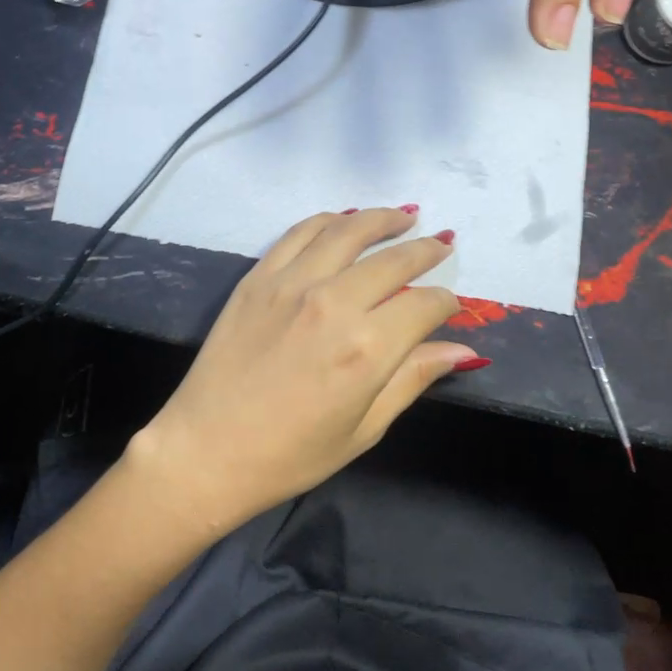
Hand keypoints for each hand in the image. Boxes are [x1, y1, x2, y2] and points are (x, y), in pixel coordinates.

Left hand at [127, 208, 477, 530]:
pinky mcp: (258, 277)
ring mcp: (291, 283)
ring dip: (381, 218)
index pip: (424, 306)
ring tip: (403, 216)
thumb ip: (413, 379)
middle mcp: (333, 303)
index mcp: (367, 349)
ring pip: (347, 231)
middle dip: (425, 250)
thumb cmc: (291, 454)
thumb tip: (464, 351)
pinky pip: (299, 233)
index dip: (445, 303)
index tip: (451, 305)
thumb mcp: (364, 429)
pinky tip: (344, 220)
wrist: (207, 448)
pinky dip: (328, 220)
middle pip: (392, 260)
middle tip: (444, 243)